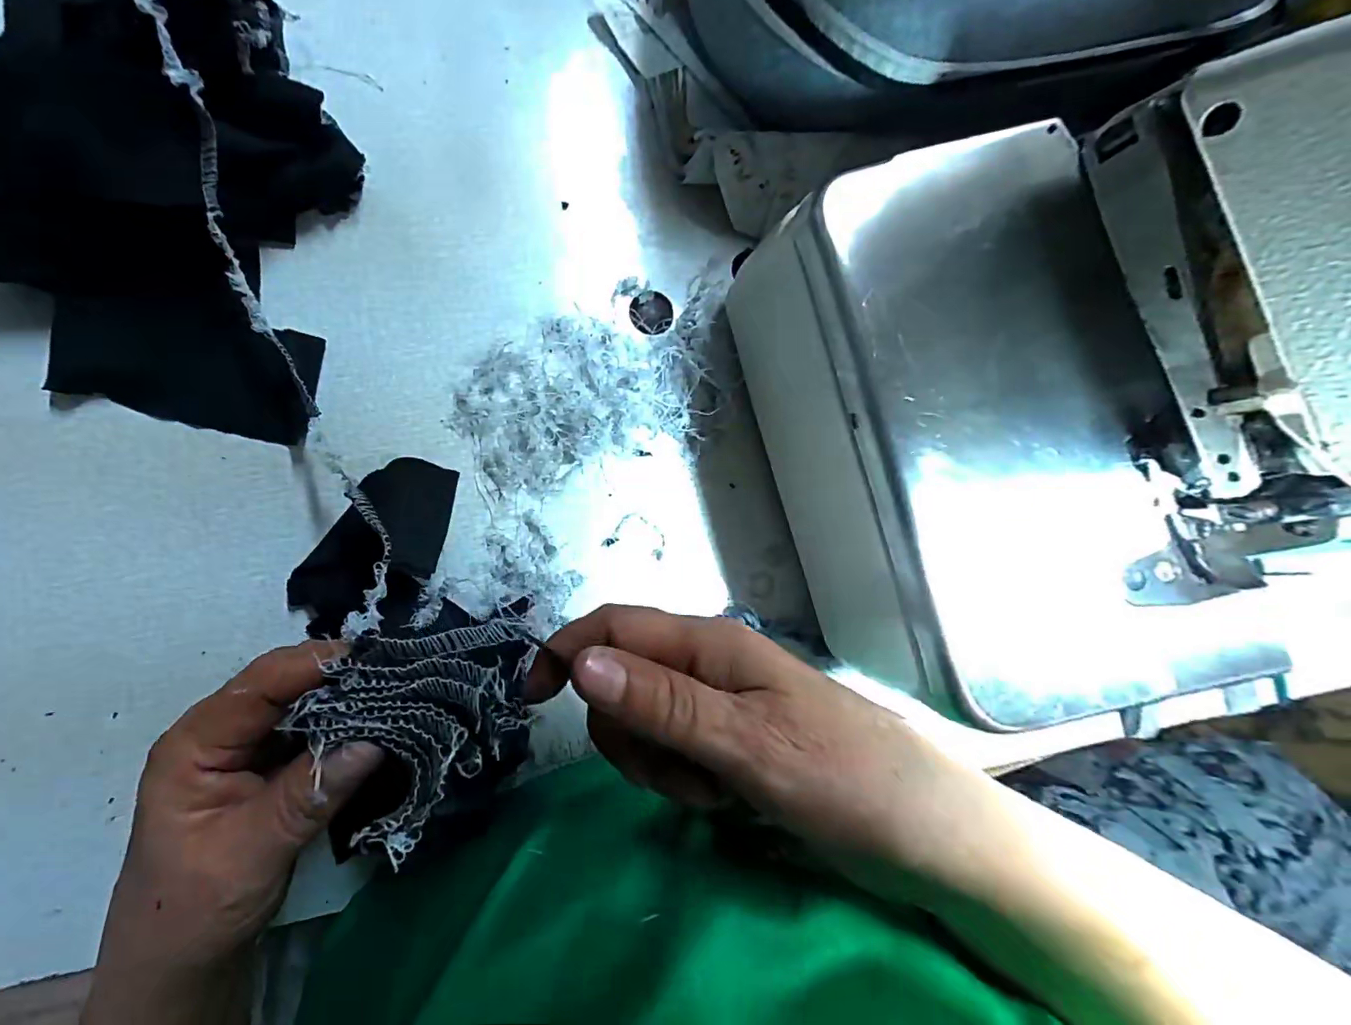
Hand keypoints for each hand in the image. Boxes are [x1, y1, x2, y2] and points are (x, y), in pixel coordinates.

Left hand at [84, 642, 383, 1024]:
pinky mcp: (257, 768)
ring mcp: (236, 750)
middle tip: (384, 669)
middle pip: (274, 688)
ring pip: (289, 707)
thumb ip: (308, 794)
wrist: (176, 960)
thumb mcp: (253, 850)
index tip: (362, 655)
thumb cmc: (196, 907)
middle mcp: (213, 733)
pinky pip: (296, 735)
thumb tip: (370, 743)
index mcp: (193, 743)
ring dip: (333, 699)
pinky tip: (362, 723)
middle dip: (326, 676)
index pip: (255, 688)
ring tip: (382, 688)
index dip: (307, 666)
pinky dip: (329, 727)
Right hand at [540, 605, 993, 882]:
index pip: (612, 627)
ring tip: (711, 792)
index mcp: (709, 644)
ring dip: (654, 761)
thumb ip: (663, 703)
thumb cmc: (852, 783)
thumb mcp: (750, 746)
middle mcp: (705, 665)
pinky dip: (678, 778)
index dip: (565, 651)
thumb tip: (581, 662)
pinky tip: (723, 800)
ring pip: (638, 719)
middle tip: (671, 773)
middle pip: (617, 678)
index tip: (532, 699)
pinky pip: (668, 749)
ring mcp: (716, 704)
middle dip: (625, 730)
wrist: (943, 849)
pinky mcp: (726, 741)